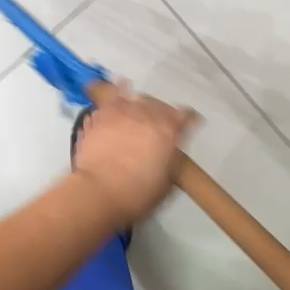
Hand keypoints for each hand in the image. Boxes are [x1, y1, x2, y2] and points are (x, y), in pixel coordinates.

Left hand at [71, 85, 199, 223]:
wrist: (98, 191)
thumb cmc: (137, 193)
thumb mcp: (166, 180)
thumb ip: (171, 157)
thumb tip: (170, 148)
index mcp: (167, 129)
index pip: (185, 115)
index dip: (189, 118)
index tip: (191, 122)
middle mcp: (146, 113)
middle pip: (158, 104)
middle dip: (162, 111)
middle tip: (161, 122)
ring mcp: (121, 111)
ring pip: (133, 96)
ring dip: (137, 102)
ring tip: (135, 104)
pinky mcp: (100, 114)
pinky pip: (109, 98)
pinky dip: (113, 98)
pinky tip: (112, 101)